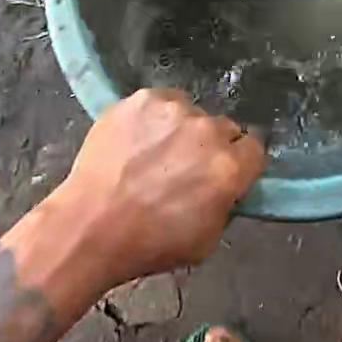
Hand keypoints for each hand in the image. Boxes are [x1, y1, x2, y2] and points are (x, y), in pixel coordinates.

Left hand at [47, 89, 264, 288]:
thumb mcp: (207, 240)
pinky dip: (154, 118)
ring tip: (153, 155)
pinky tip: (136, 142)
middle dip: (210, 146)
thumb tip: (229, 184)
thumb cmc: (147, 244)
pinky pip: (162, 102)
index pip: (254, 148)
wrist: (86, 228)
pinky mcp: (145, 98)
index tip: (224, 172)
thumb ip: (228, 202)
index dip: (240, 161)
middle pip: (224, 128)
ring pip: (191, 113)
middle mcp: (208, 131)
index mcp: (229, 167)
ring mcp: (175, 110)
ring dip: (181, 130)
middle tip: (184, 168)